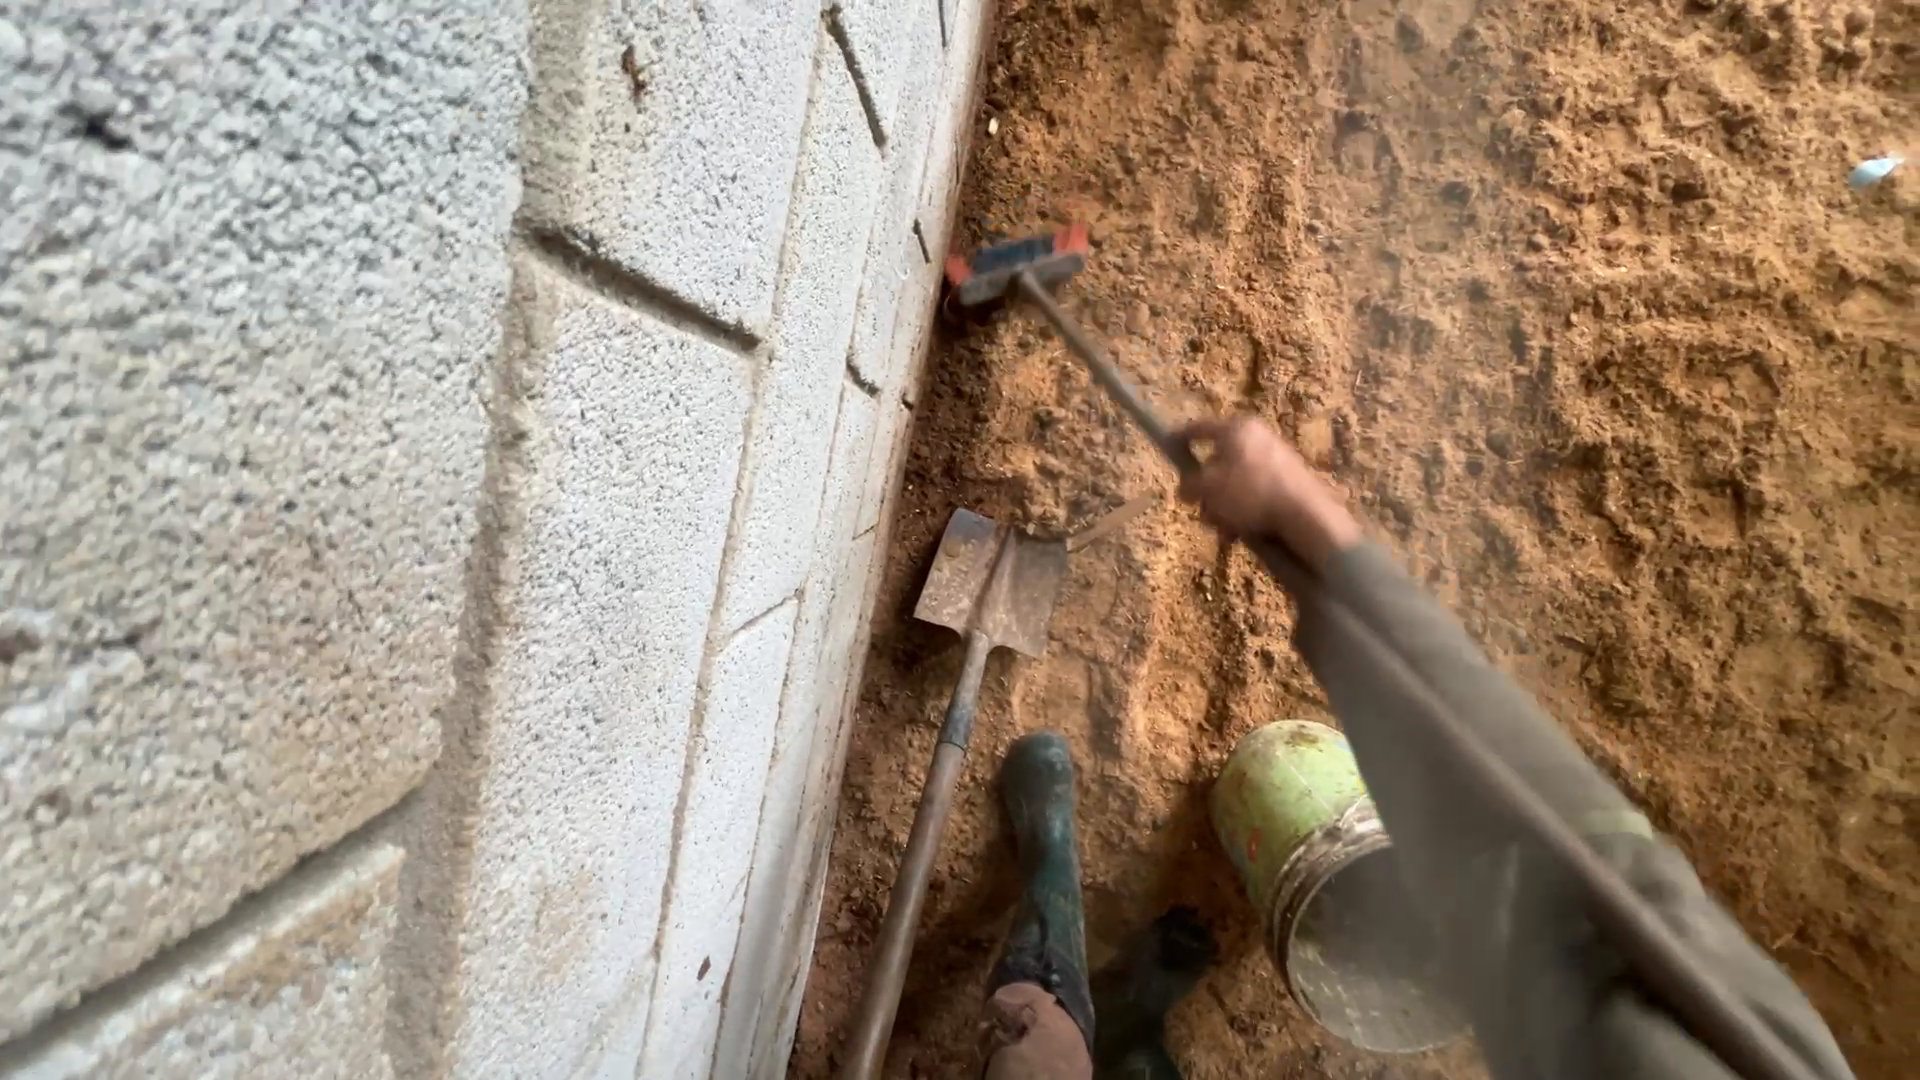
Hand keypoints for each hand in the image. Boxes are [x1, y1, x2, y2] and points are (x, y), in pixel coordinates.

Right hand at [1174, 415, 1362, 569]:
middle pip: (1217, 460)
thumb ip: (1189, 484)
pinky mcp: (1289, 480)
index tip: (1167, 447)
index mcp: (1236, 428)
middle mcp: (1257, 436)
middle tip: (1200, 506)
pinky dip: (1243, 511)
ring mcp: (1276, 458)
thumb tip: (1186, 488)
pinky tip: (1240, 531)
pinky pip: (1254, 493)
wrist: (1304, 514)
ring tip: (1223, 527)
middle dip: (1205, 488)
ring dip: (1223, 506)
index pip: (1198, 428)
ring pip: (1234, 482)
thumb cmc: (1249, 492)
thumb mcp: (1207, 488)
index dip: (1179, 439)